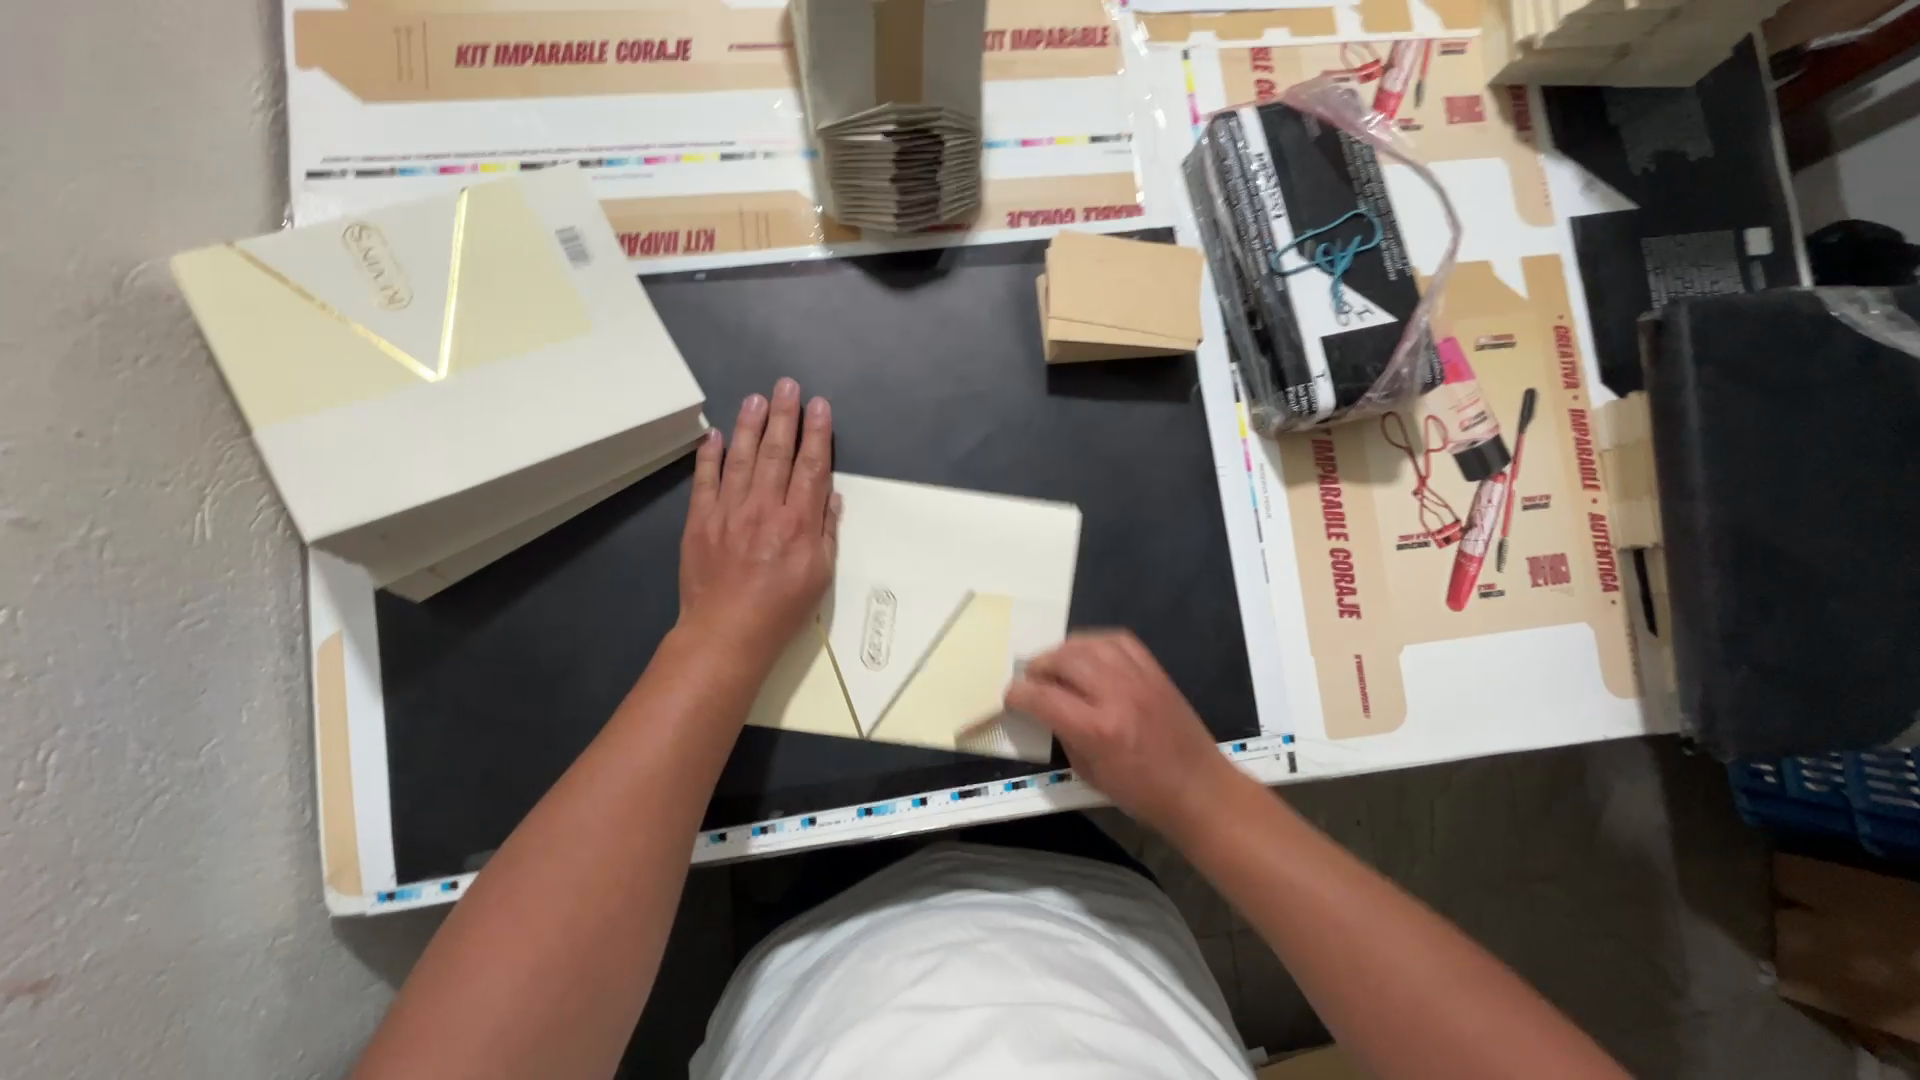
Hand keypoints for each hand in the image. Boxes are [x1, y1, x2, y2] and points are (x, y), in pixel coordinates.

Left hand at [678, 379, 838, 666]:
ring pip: (742, 457)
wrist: (726, 632)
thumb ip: (825, 532)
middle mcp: (764, 508)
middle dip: (784, 415)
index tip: (820, 406)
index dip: (817, 433)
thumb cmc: (781, 610)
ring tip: (756, 398)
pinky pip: (705, 480)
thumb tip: (829, 495)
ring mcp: (728, 511)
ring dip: (750, 425)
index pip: (811, 466)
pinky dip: (710, 456)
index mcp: (798, 522)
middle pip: (777, 452)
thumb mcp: (820, 576)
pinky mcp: (700, 521)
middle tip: (787, 386)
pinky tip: (716, 435)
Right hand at [1006, 631, 1236, 833]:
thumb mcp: (1089, 773)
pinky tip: (1088, 655)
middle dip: (1039, 666)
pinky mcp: (1155, 671)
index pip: (1043, 697)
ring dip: (1064, 650)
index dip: (1018, 694)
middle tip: (1032, 679)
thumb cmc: (1141, 793)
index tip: (1011, 697)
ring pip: (1090, 643)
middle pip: (1064, 660)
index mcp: (1097, 729)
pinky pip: (1119, 641)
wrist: (1198, 789)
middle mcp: (1116, 695)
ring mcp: (1139, 678)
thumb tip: (1047, 709)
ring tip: (1056, 665)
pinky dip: (1096, 643)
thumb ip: (1065, 735)